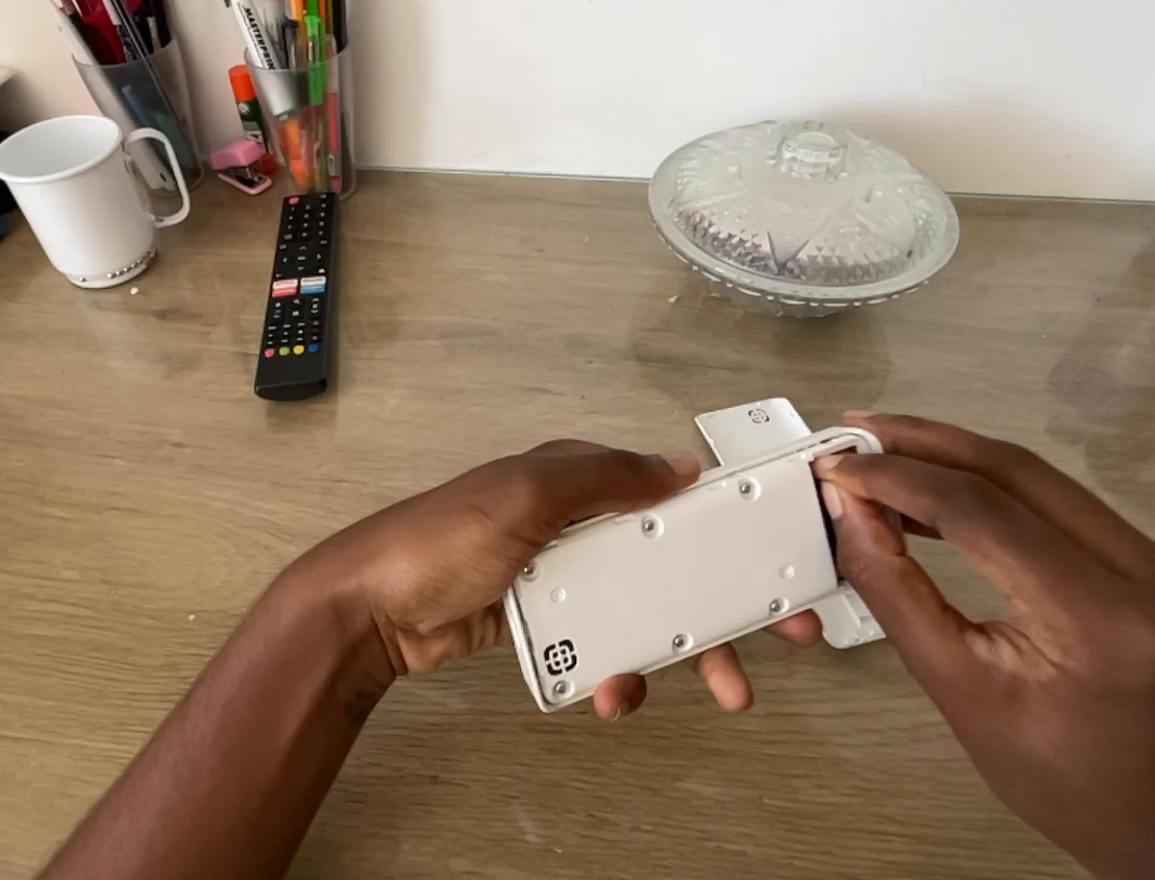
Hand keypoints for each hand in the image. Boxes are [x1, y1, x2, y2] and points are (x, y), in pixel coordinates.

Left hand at [288, 440, 821, 717]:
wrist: (376, 608)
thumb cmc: (446, 538)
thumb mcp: (528, 494)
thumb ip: (603, 477)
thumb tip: (679, 464)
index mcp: (577, 480)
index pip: (666, 494)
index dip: (724, 523)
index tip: (775, 558)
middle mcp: (575, 523)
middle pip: (668, 559)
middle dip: (723, 598)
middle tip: (778, 639)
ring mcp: (560, 574)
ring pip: (640, 607)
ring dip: (677, 646)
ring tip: (716, 688)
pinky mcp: (544, 619)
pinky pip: (600, 640)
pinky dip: (618, 665)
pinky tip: (616, 689)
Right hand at [817, 414, 1154, 879]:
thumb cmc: (1071, 783)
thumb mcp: (959, 693)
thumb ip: (895, 592)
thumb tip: (849, 512)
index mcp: (1105, 623)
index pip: (982, 511)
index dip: (897, 477)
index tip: (837, 467)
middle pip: (1017, 471)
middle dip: (922, 441)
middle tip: (853, 430)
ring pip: (1040, 476)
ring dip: (953, 455)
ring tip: (883, 451)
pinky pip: (1060, 502)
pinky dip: (988, 486)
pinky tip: (940, 492)